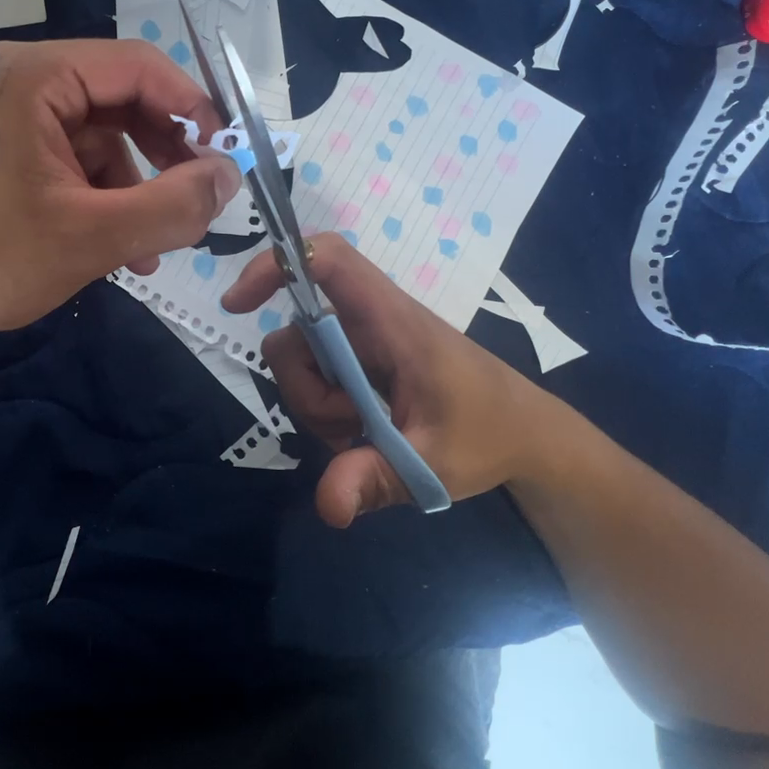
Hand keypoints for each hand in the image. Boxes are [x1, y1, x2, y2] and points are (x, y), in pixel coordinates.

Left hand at [0, 39, 242, 346]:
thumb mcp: (96, 236)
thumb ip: (176, 204)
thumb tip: (231, 177)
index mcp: (34, 76)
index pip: (138, 66)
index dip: (192, 107)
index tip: (227, 155)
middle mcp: (17, 79)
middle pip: (119, 100)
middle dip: (163, 154)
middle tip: (198, 199)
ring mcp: (5, 113)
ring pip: (99, 136)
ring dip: (134, 188)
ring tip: (154, 246)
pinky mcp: (0, 148)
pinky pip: (70, 159)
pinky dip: (100, 197)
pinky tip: (118, 248)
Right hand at [221, 233, 574, 526]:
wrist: (530, 436)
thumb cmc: (491, 434)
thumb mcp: (436, 464)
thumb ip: (377, 479)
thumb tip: (327, 507)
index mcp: (392, 321)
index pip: (329, 260)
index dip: (277, 264)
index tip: (238, 303)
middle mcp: (369, 324)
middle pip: (297, 333)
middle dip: (304, 388)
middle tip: (349, 429)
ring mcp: (363, 345)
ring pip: (301, 362)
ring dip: (317, 407)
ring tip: (364, 438)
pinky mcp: (362, 366)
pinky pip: (318, 379)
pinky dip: (326, 411)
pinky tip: (360, 436)